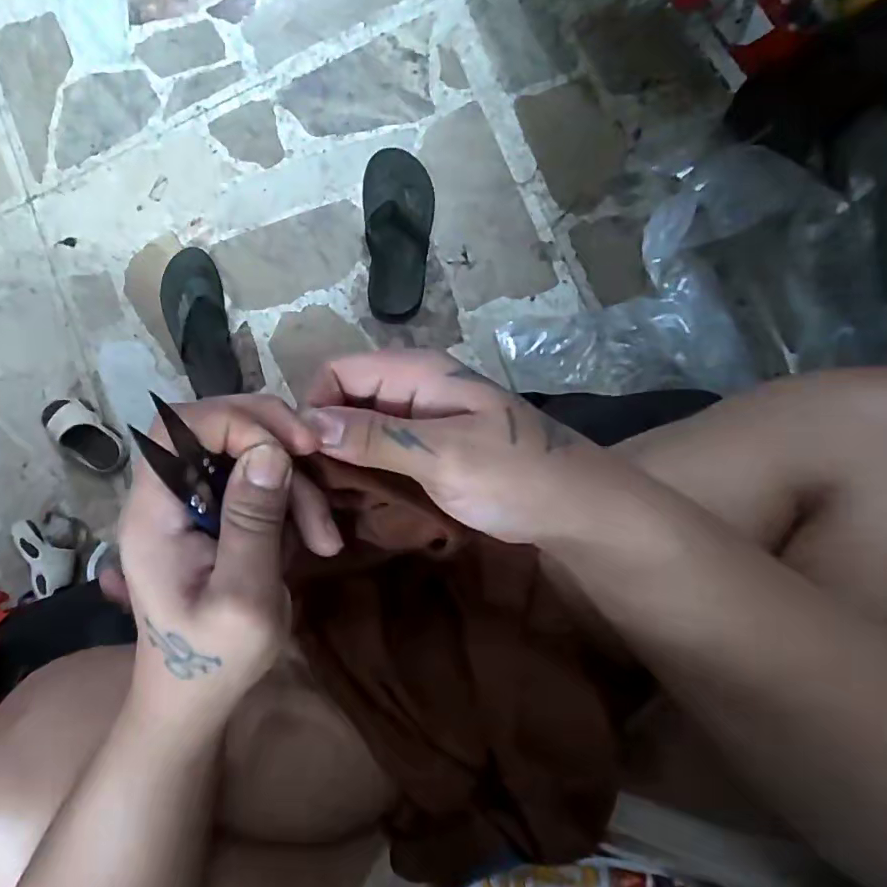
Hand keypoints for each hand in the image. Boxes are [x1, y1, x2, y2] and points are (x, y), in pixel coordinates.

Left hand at [118, 395, 338, 721]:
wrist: (196, 697)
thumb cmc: (213, 662)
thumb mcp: (244, 599)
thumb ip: (253, 523)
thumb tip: (269, 452)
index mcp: (152, 514)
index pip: (176, 429)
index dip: (233, 420)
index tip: (290, 448)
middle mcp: (162, 498)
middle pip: (210, 428)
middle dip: (272, 440)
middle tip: (316, 465)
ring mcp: (186, 506)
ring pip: (241, 453)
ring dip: (291, 481)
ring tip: (323, 538)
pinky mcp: (212, 517)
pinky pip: (252, 481)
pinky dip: (289, 499)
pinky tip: (310, 539)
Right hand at [301, 349, 642, 545]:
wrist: (582, 514)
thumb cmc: (519, 477)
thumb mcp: (444, 456)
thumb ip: (375, 437)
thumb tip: (306, 424)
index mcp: (415, 373)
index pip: (335, 371)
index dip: (312, 408)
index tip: (305, 457)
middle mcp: (407, 390)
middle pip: (339, 403)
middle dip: (320, 444)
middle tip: (313, 495)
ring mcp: (414, 423)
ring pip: (351, 433)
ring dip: (337, 467)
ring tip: (332, 507)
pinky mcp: (419, 452)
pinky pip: (371, 455)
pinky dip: (358, 478)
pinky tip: (355, 507)